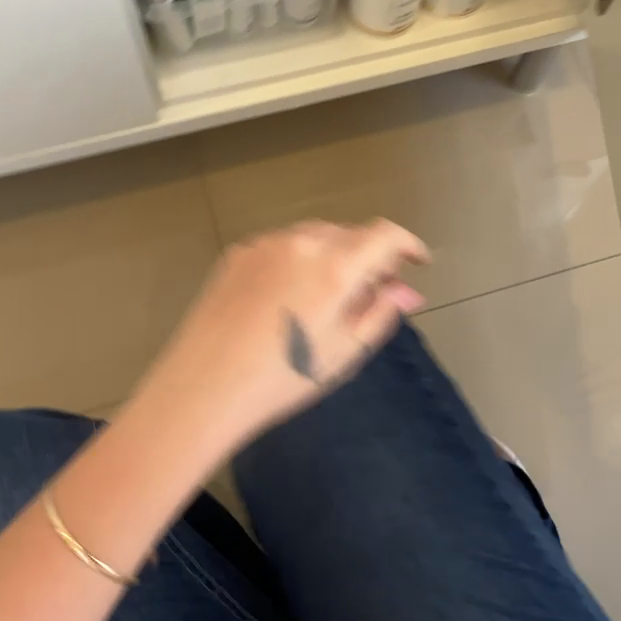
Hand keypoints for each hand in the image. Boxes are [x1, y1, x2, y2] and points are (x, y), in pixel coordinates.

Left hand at [143, 219, 428, 440]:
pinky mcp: (239, 253)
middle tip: (375, 292)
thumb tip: (407, 291)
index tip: (417, 262)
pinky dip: (300, 259)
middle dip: (369, 256)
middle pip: (350, 234)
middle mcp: (302, 242)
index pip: (384, 235)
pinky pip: (283, 246)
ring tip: (332, 296)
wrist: (203, 386)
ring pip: (315, 237)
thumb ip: (380, 313)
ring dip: (334, 255)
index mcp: (335, 266)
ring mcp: (266, 244)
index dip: (406, 244)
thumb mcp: (343, 353)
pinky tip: (290, 296)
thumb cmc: (282, 378)